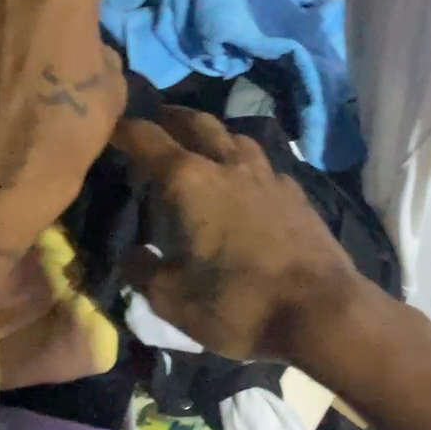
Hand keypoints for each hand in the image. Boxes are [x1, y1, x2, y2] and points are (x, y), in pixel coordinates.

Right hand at [112, 107, 371, 360]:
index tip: (107, 124)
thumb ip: (144, 271)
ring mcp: (270, 178)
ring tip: (204, 146)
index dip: (124, 129)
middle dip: (173, 117)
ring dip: (215, 136)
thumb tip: (132, 255)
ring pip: (237, 139)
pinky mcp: (297, 197)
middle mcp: (230, 166)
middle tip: (158, 119)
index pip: (148, 139)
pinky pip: (265, 167)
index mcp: (191, 181)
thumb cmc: (239, 304)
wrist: (323, 312)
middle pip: (199, 124)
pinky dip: (246, 166)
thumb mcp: (174, 299)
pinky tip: (247, 183)